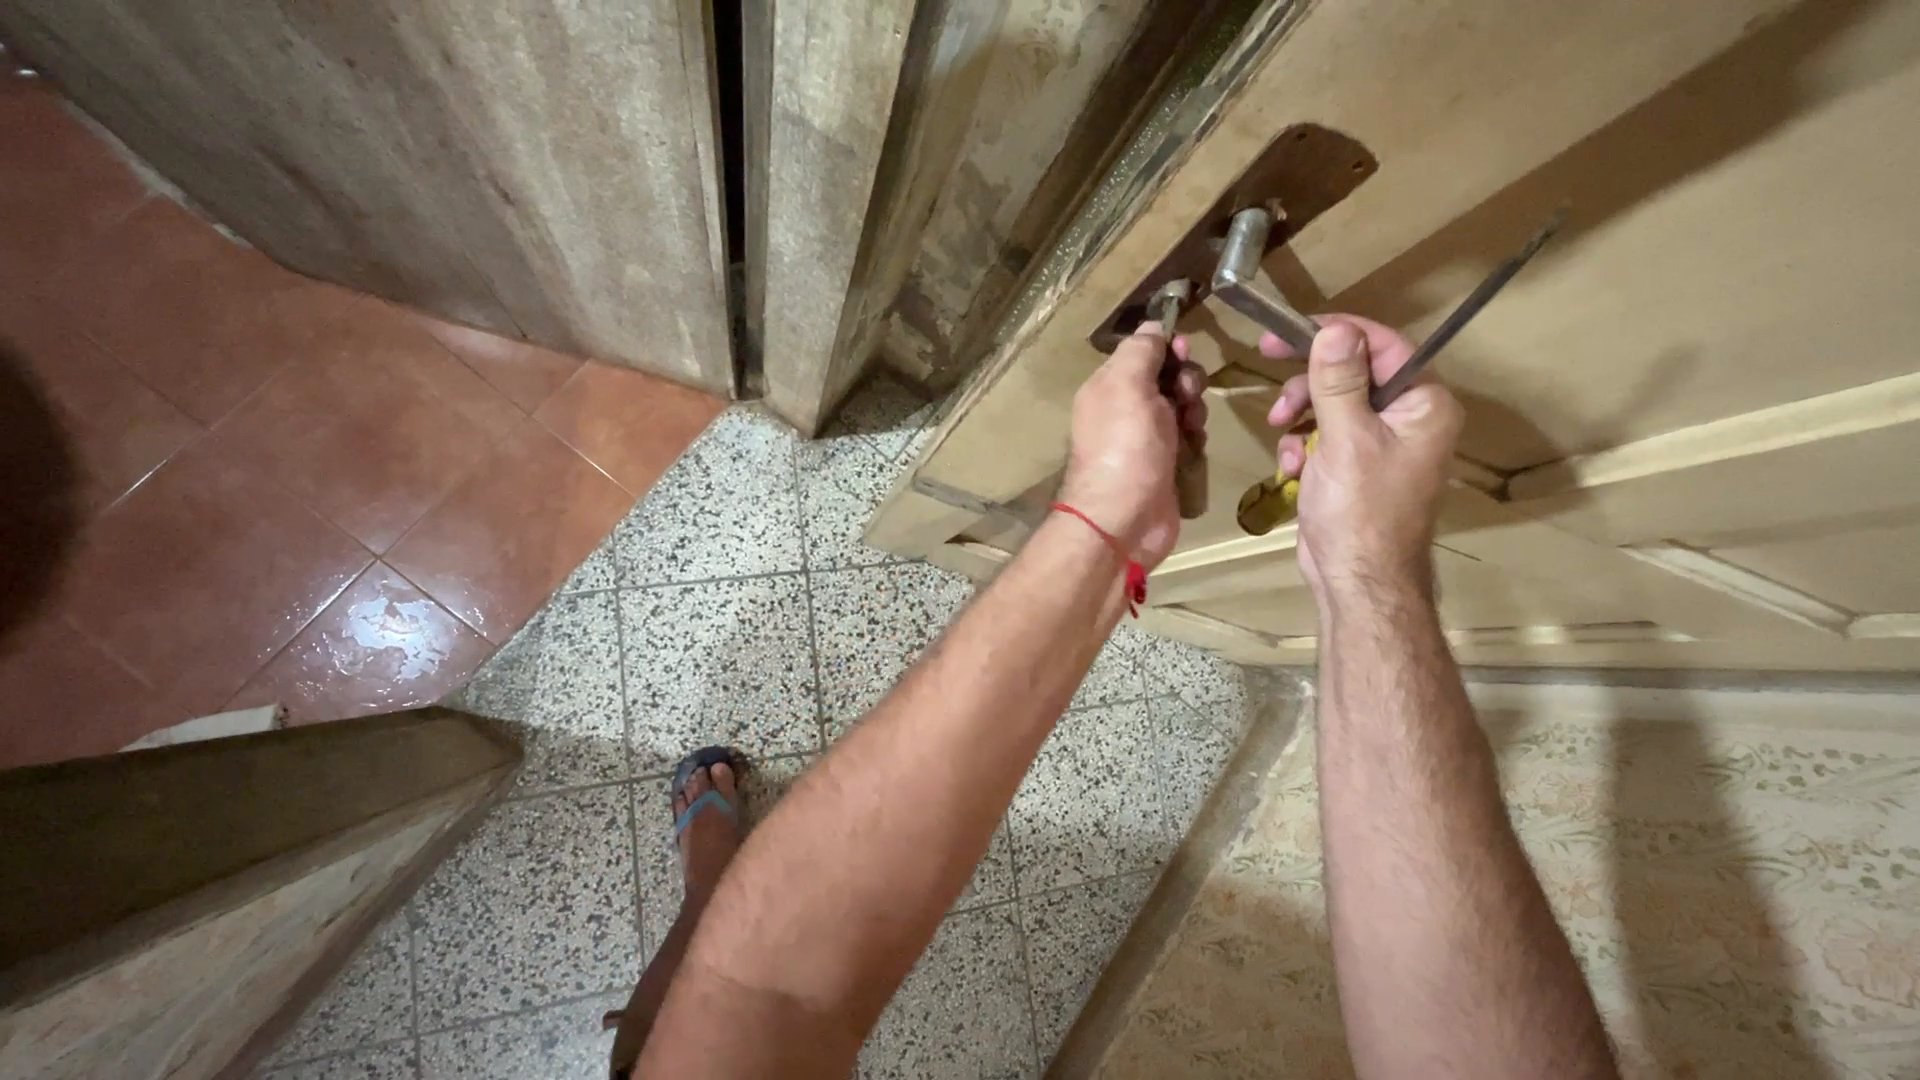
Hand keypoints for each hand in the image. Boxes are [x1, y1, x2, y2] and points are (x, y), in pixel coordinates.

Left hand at [1058, 323, 1207, 568]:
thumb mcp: (1126, 385)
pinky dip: (1195, 441)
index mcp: (1107, 387)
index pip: (1142, 351)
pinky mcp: (1166, 467)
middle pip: (1168, 379)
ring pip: (1183, 409)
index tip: (1183, 351)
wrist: (1123, 522)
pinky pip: (1190, 441)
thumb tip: (1154, 325)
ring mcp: (1145, 441)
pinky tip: (1193, 451)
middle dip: (1186, 382)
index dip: (1167, 347)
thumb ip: (1140, 351)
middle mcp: (1124, 411)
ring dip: (1194, 412)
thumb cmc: (1123, 449)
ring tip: (1190, 429)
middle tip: (1185, 398)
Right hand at [1261, 316, 1462, 605]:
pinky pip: (1324, 435)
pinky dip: (1302, 445)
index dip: (1332, 334)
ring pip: (1332, 403)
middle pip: (1352, 372)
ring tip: (1281, 434)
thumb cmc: (1359, 509)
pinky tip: (1292, 467)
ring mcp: (1380, 442)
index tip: (1283, 335)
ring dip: (1300, 415)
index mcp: (1422, 403)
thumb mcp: (1345, 439)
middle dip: (1309, 383)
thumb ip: (1339, 381)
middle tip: (1271, 383)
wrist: (1357, 578)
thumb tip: (1334, 329)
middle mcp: (1408, 417)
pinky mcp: (1354, 465)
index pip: (1381, 345)